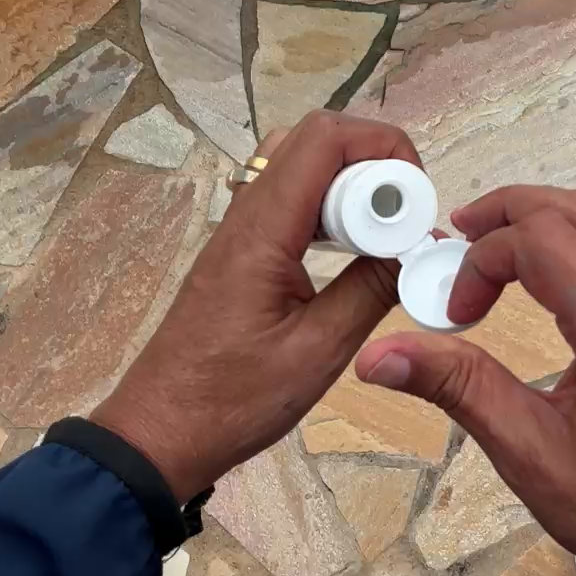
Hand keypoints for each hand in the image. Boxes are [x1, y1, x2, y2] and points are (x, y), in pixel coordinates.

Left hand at [90, 112, 420, 500]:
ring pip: (302, 157)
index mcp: (264, 230)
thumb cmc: (234, 400)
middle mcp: (249, 212)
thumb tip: (419, 245)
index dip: (382, 147)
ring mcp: (243, 226)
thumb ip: (372, 289)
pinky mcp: (245, 245)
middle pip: (314, 136)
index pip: (325, 139)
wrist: (156, 438)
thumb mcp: (319, 350)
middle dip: (374, 155)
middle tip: (404, 206)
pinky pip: (294, 190)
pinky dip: (334, 196)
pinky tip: (353, 238)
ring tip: (384, 219)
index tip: (414, 198)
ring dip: (353, 173)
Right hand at [354, 186, 575, 575]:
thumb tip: (383, 354)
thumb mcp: (531, 454)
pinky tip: (553, 277)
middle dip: (516, 209)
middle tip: (465, 232)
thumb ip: (459, 387)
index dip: (487, 255)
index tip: (459, 304)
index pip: (547, 241)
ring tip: (498, 248)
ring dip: (552, 222)